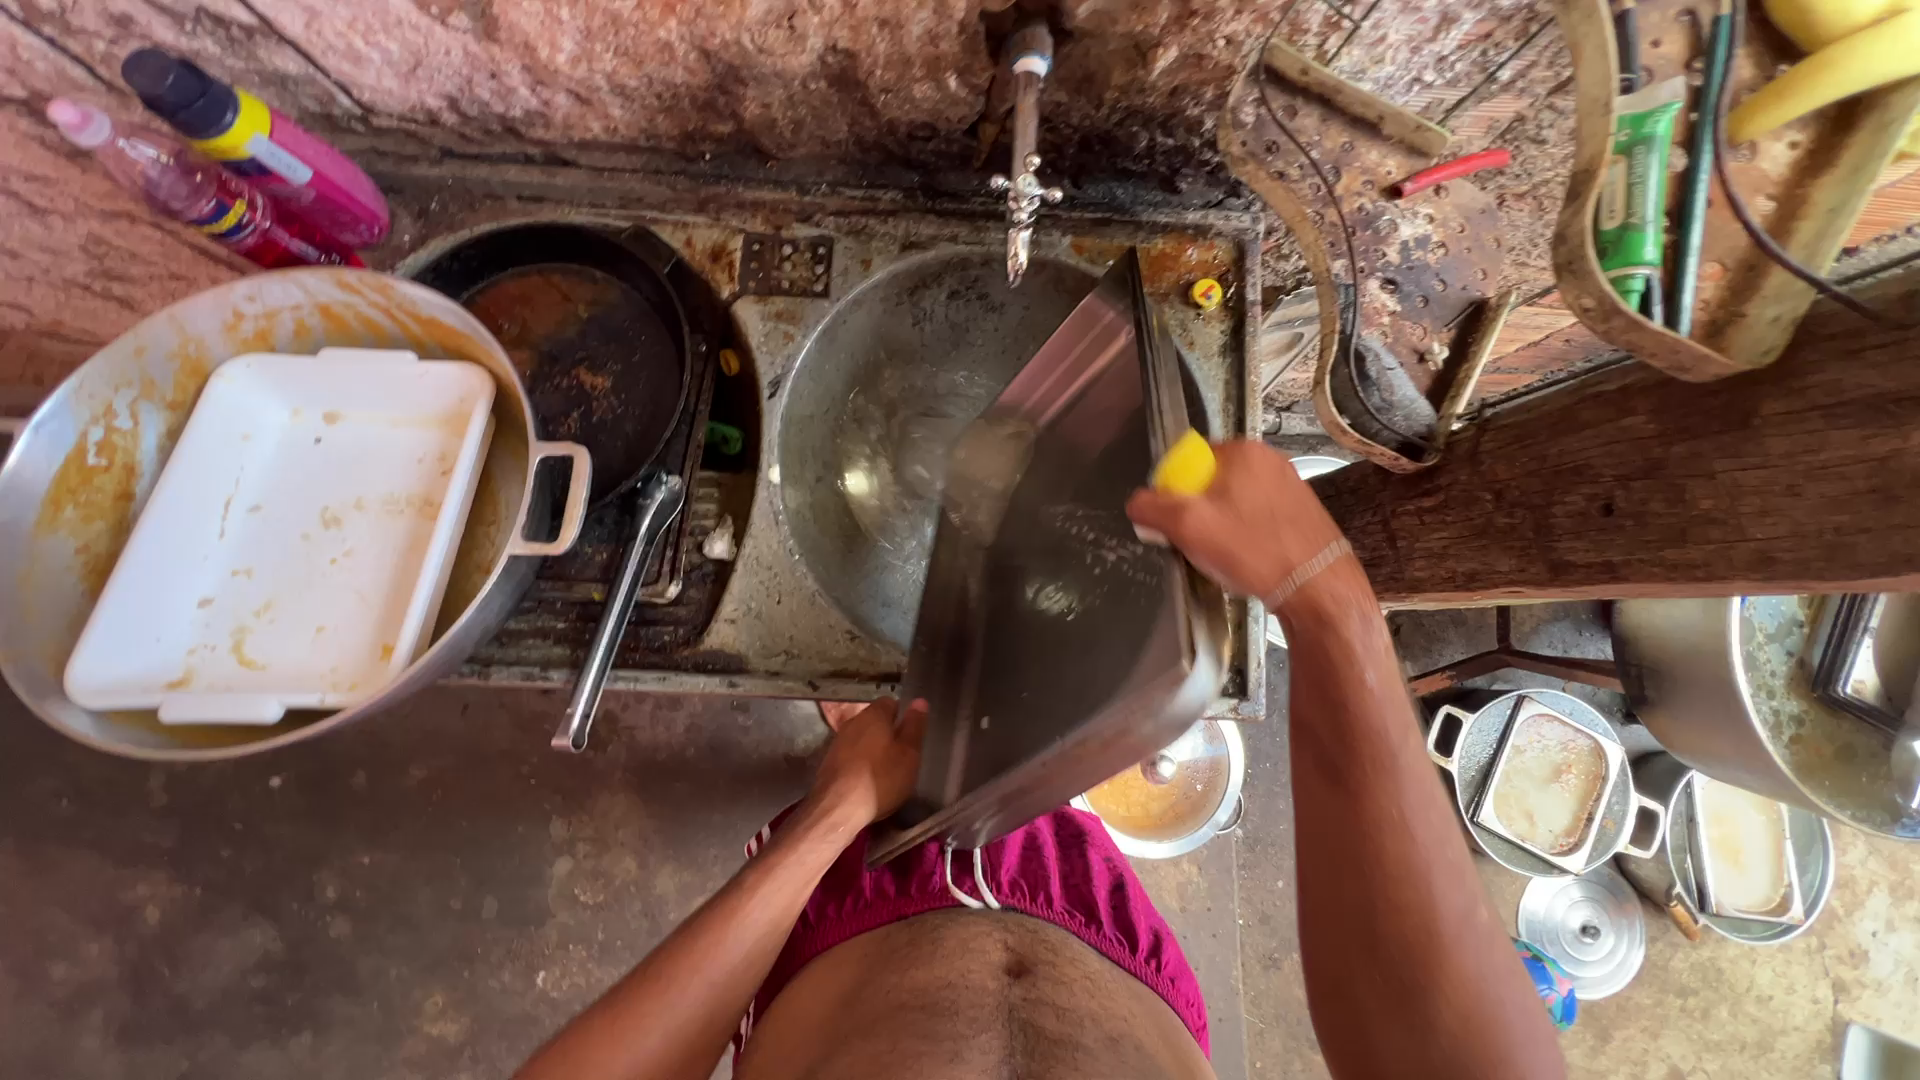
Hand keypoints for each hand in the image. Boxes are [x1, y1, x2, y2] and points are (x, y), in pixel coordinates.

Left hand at [807, 697, 927, 825]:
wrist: (838, 808)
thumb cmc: (881, 778)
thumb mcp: (909, 753)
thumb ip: (915, 726)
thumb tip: (919, 701)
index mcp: (874, 714)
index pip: (891, 702)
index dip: (903, 716)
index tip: (912, 735)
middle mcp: (853, 722)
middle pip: (875, 721)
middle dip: (888, 733)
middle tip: (903, 755)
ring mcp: (838, 741)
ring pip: (862, 738)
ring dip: (874, 749)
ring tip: (886, 770)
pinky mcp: (829, 761)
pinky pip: (851, 755)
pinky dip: (861, 763)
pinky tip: (868, 781)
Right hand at [1125, 439, 1356, 608]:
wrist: (1318, 587)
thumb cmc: (1252, 550)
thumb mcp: (1187, 526)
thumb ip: (1151, 507)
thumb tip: (1137, 503)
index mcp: (1241, 450)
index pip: (1185, 462)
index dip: (1172, 494)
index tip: (1176, 524)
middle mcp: (1268, 459)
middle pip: (1208, 483)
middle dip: (1197, 514)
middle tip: (1198, 545)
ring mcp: (1289, 484)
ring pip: (1231, 503)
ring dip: (1220, 528)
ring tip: (1225, 556)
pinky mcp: (1301, 511)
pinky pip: (1256, 518)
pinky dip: (1245, 536)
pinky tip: (1249, 560)